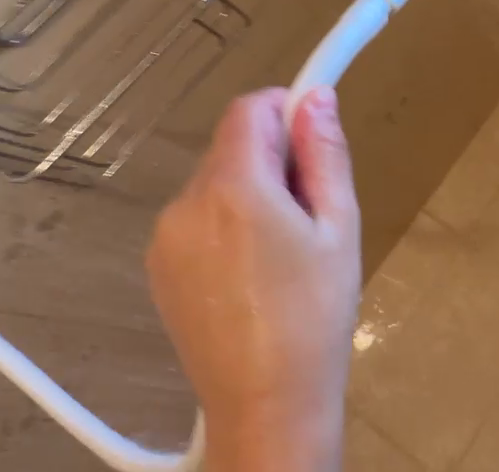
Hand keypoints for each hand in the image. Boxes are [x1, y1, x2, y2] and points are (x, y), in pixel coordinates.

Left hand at [147, 88, 360, 471]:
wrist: (267, 404)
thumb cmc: (318, 310)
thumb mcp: (339, 224)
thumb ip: (325, 153)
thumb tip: (315, 95)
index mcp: (234, 188)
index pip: (249, 109)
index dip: (287, 110)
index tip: (318, 145)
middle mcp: (186, 204)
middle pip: (232, 144)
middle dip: (275, 155)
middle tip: (312, 207)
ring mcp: (164, 239)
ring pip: (216, 179)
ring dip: (252, 187)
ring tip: (286, 245)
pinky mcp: (158, 268)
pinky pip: (199, 215)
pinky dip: (228, 218)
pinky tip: (255, 268)